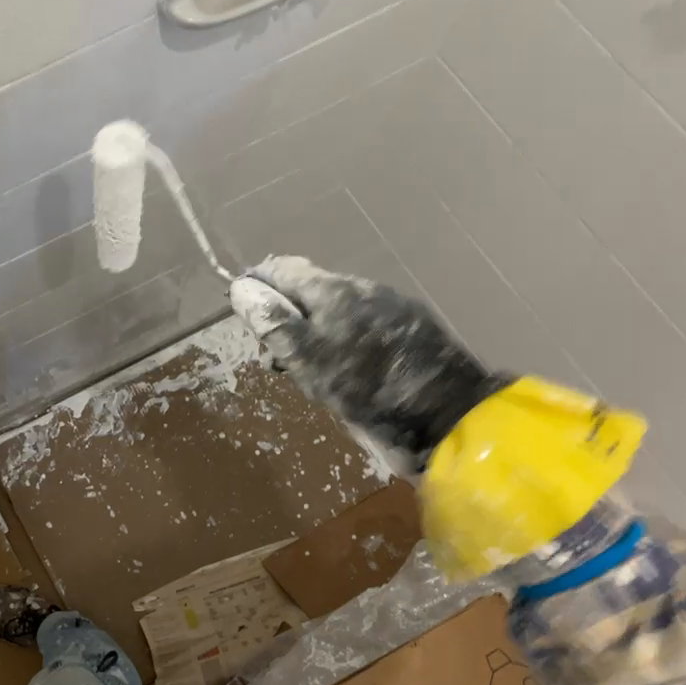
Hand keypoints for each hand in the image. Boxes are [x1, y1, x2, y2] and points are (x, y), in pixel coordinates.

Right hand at [229, 255, 507, 469]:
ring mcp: (388, 308)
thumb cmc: (365, 387)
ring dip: (311, 332)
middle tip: (272, 357)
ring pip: (333, 310)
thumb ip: (272, 322)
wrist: (445, 415)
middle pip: (306, 290)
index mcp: (331, 290)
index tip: (240, 313)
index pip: (280, 269)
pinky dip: (340, 342)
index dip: (255, 285)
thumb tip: (241, 287)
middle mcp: (360, 289)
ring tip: (306, 370)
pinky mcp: (408, 331)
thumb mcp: (306, 358)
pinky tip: (343, 370)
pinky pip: (359, 327)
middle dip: (283, 316)